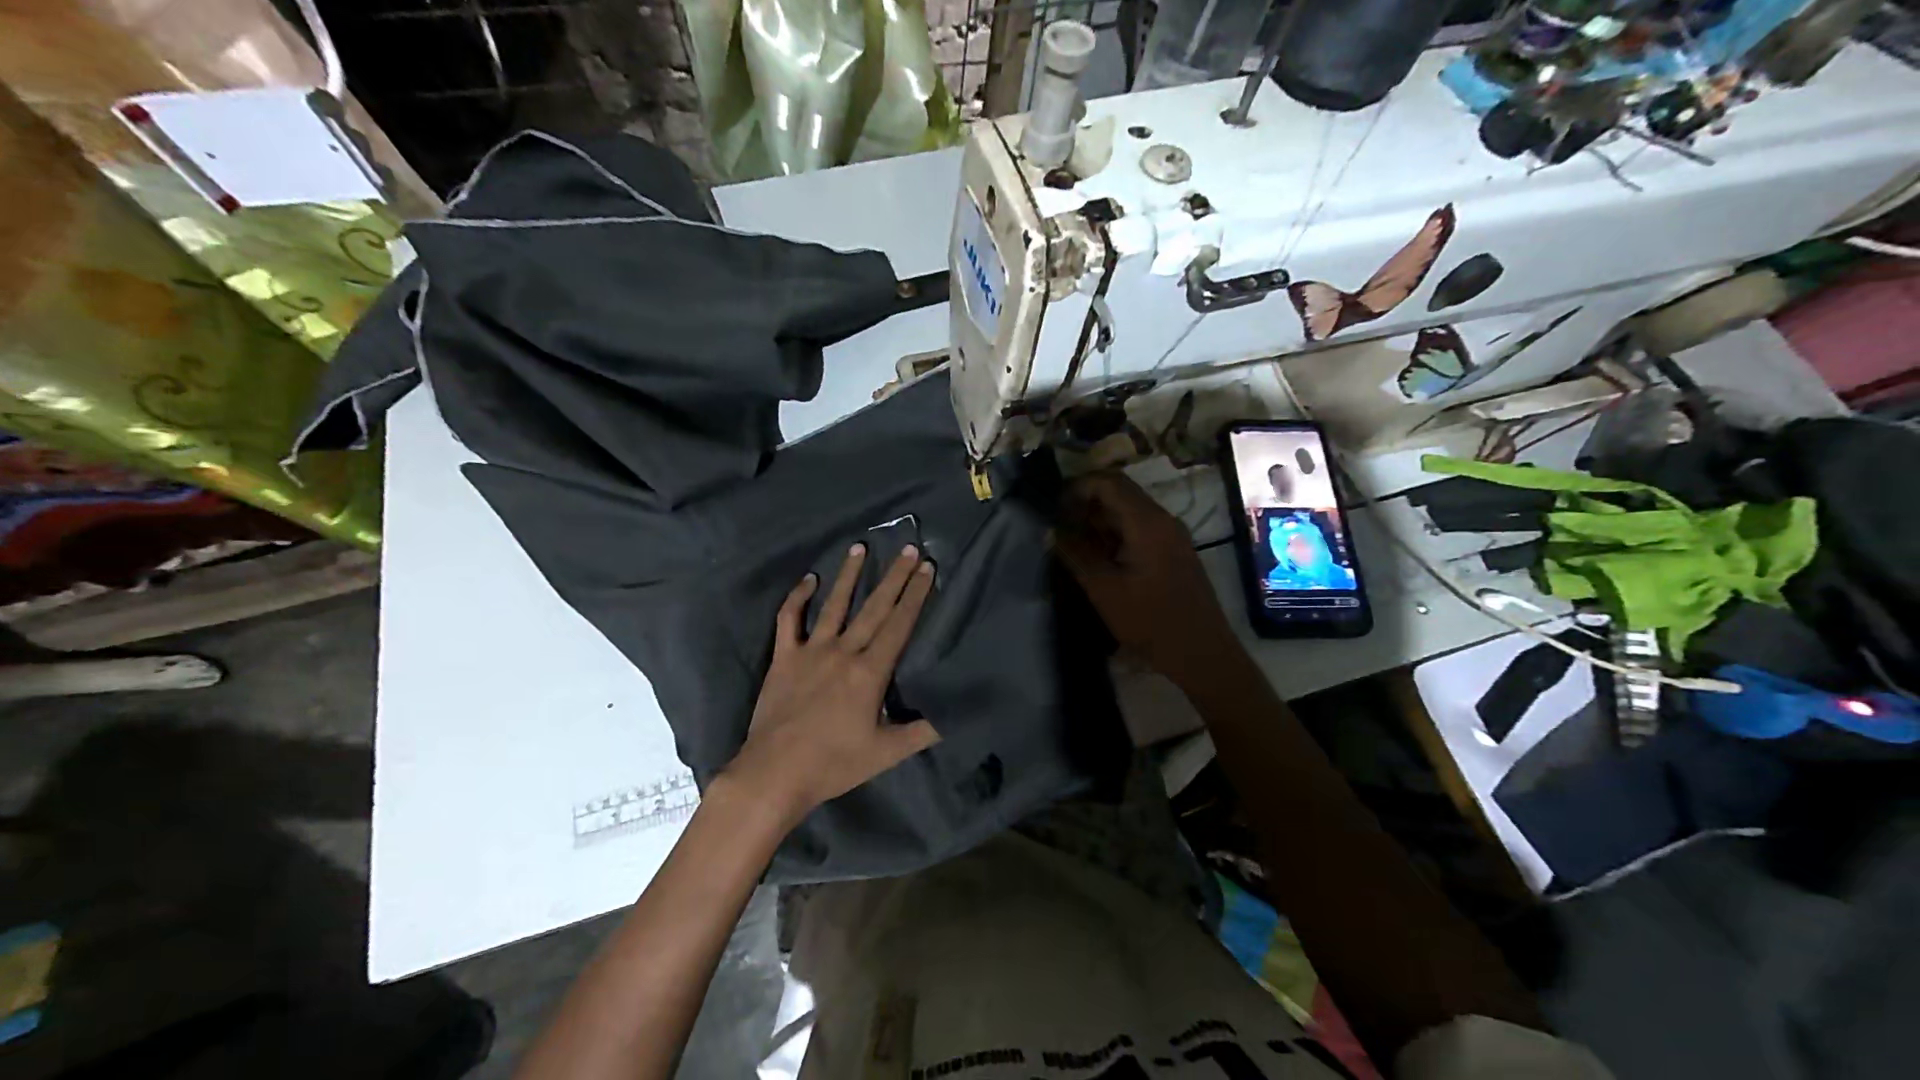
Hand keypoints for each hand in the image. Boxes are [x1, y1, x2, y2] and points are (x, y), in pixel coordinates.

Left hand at [724, 543, 940, 823]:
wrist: (775, 773)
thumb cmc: (834, 764)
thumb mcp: (887, 753)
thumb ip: (922, 732)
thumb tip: (954, 715)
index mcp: (870, 672)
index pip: (899, 625)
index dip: (915, 595)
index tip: (927, 568)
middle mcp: (842, 652)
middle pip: (874, 607)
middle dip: (894, 576)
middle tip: (907, 547)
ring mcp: (810, 651)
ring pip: (834, 605)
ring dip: (848, 575)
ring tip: (859, 546)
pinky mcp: (783, 658)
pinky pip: (789, 621)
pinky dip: (797, 598)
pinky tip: (808, 580)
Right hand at [1054, 471, 1238, 688]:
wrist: (1202, 654)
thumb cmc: (1151, 622)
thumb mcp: (1104, 589)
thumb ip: (1075, 554)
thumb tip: (1052, 530)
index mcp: (1147, 522)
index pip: (1108, 482)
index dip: (1077, 488)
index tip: (1054, 511)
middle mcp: (1163, 520)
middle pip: (1120, 493)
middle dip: (1085, 505)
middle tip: (1060, 530)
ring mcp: (1172, 536)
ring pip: (1129, 512)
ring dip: (1099, 522)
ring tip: (1073, 547)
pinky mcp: (1174, 553)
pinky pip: (1139, 530)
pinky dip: (1115, 536)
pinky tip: (1099, 560)